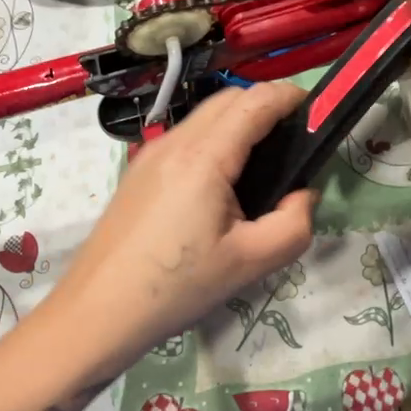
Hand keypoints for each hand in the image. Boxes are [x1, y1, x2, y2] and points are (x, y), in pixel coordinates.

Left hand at [45, 83, 316, 363]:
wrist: (95, 314)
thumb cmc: (175, 288)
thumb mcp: (249, 264)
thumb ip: (292, 224)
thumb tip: (304, 194)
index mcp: (204, 157)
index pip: (255, 102)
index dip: (289, 96)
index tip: (315, 110)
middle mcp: (176, 141)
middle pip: (230, 98)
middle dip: (266, 104)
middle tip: (294, 139)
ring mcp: (152, 153)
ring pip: (206, 115)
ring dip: (239, 120)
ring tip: (263, 162)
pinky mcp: (139, 170)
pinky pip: (187, 135)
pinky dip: (215, 137)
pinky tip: (222, 182)